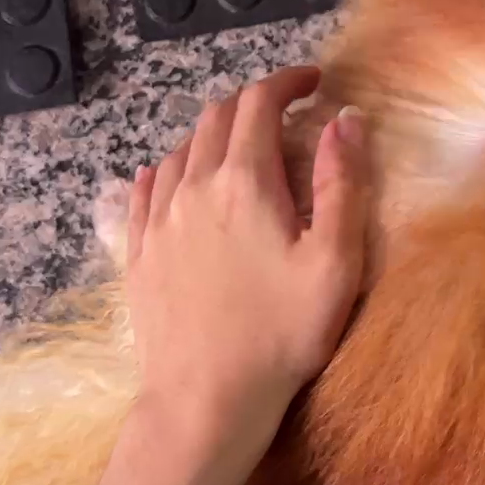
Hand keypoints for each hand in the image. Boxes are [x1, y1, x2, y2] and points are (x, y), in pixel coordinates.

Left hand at [117, 67, 366, 455]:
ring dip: (214, 132)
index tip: (313, 81)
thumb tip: (345, 119)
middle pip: (216, 117)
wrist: (205, 402)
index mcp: (244, 180)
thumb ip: (343, 182)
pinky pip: (146, 189)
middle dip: (253, 101)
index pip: (259, 103)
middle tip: (286, 111)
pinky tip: (171, 175)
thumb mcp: (335, 259)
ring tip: (241, 145)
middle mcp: (194, 186)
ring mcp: (159, 220)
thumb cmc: (282, 331)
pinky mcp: (139, 253)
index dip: (287, 81)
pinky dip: (168, 167)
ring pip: (180, 148)